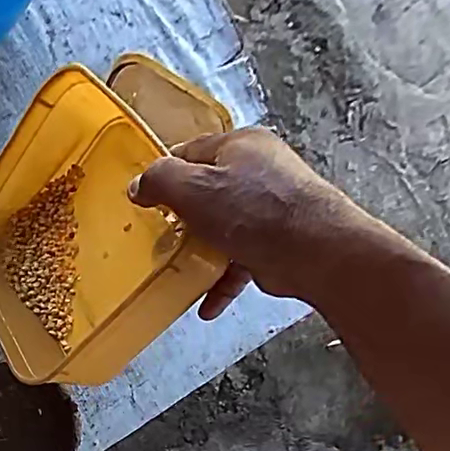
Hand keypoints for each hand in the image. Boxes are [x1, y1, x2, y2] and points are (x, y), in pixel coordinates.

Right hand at [128, 127, 424, 318]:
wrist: (311, 249)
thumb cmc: (251, 211)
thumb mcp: (194, 188)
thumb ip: (161, 181)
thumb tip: (138, 185)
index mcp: (239, 146)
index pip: (190, 153)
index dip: (164, 175)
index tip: (144, 201)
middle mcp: (257, 171)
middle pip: (206, 192)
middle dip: (181, 219)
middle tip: (159, 239)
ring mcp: (268, 208)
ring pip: (222, 230)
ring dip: (199, 254)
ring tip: (178, 273)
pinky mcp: (275, 243)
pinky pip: (238, 261)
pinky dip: (220, 281)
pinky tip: (205, 304)